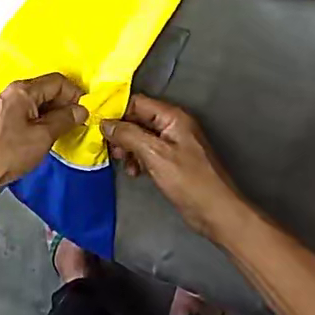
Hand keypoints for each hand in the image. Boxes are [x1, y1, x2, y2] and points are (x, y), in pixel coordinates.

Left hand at [0, 73, 87, 193]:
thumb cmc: (8, 152)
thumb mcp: (43, 135)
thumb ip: (65, 119)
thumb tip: (81, 110)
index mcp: (23, 90)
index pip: (58, 81)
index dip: (75, 94)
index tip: (85, 112)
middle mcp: (13, 93)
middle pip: (48, 90)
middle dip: (65, 105)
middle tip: (77, 123)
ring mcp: (7, 107)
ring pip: (39, 103)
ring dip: (54, 115)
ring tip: (64, 132)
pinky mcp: (3, 122)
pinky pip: (29, 114)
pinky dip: (42, 122)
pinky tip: (47, 137)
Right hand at [102, 94, 248, 239]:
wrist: (216, 211)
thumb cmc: (191, 181)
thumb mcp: (155, 155)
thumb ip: (129, 135)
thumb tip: (106, 123)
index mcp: (173, 117)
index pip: (138, 103)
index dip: (117, 112)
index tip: (99, 126)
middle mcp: (173, 125)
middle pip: (138, 119)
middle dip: (122, 133)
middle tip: (113, 151)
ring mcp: (173, 143)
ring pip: (141, 136)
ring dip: (129, 148)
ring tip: (125, 163)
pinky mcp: (172, 159)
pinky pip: (149, 152)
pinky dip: (139, 159)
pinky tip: (136, 172)